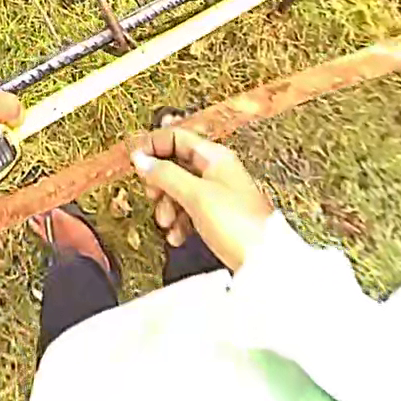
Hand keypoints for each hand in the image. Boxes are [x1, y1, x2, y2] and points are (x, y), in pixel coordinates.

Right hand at [131, 128, 272, 271]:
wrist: (265, 263)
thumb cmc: (235, 223)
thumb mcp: (195, 195)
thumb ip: (165, 174)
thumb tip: (140, 159)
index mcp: (213, 156)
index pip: (176, 137)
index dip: (153, 146)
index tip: (135, 162)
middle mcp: (216, 169)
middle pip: (176, 164)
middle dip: (159, 182)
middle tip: (151, 196)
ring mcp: (217, 193)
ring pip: (180, 189)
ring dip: (168, 206)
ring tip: (166, 224)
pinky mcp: (218, 215)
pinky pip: (189, 210)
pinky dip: (179, 221)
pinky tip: (176, 236)